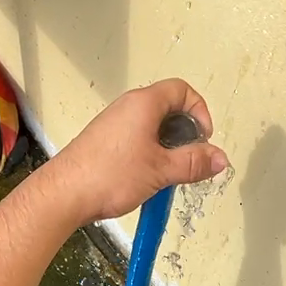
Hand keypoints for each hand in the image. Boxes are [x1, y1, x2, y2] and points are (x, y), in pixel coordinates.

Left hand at [35, 79, 228, 225]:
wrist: (64, 194)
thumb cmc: (111, 175)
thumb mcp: (161, 170)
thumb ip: (194, 163)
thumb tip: (221, 159)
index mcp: (144, 103)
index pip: (182, 90)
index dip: (199, 112)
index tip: (203, 140)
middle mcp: (127, 107)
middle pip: (168, 109)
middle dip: (185, 134)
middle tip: (188, 161)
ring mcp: (113, 124)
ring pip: (151, 128)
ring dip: (166, 149)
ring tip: (167, 175)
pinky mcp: (103, 143)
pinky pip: (135, 141)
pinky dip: (148, 155)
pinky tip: (146, 181)